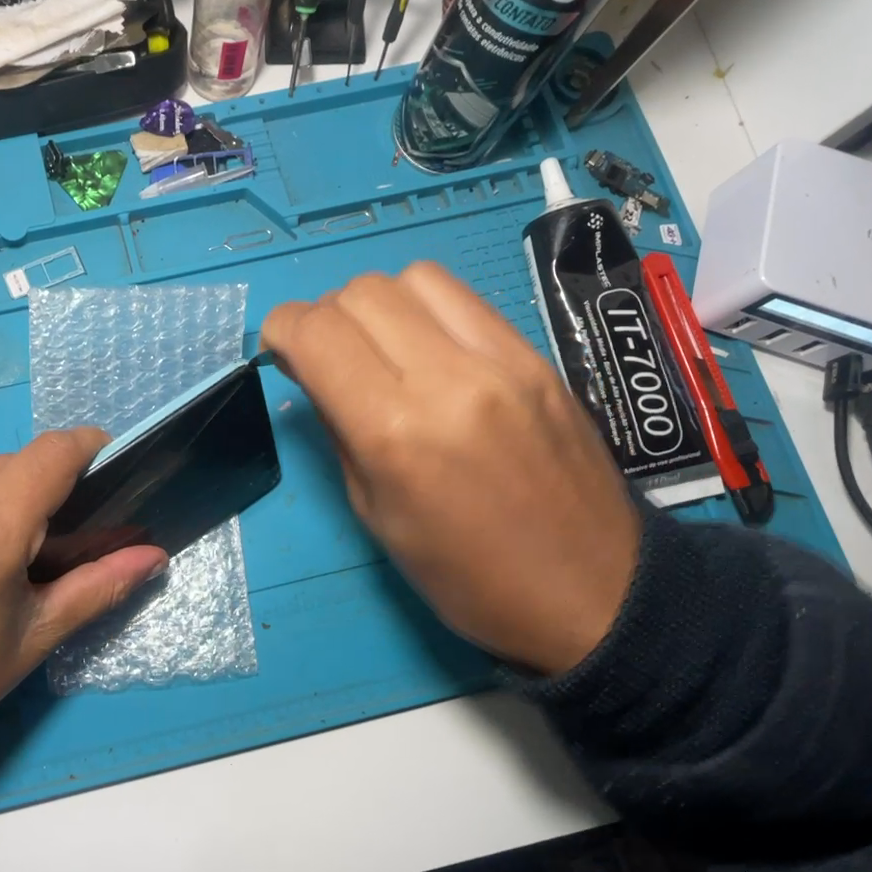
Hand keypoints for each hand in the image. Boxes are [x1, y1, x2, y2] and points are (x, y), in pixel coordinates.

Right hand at [261, 262, 639, 675]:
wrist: (590, 593)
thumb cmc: (463, 576)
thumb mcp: (374, 513)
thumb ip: (338, 429)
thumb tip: (314, 372)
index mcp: (393, 431)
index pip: (315, 331)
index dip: (281, 331)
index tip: (282, 354)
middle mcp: (445, 377)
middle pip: (359, 292)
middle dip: (325, 318)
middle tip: (330, 360)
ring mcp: (500, 358)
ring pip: (411, 278)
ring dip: (378, 305)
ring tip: (382, 348)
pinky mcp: (537, 354)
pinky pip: (464, 297)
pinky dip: (426, 309)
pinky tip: (430, 350)